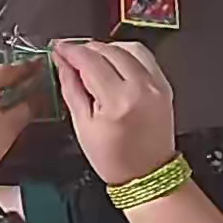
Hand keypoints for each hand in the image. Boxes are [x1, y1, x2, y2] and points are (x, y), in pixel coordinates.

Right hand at [52, 40, 176, 185]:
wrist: (147, 174)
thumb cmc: (113, 158)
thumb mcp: (82, 125)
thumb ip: (71, 88)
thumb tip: (63, 63)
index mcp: (117, 101)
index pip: (89, 61)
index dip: (70, 50)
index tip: (58, 48)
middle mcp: (140, 88)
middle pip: (108, 50)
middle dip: (85, 48)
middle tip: (70, 54)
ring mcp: (156, 85)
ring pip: (129, 47)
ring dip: (106, 48)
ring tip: (92, 59)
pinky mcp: (164, 85)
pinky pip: (144, 57)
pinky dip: (126, 54)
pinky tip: (113, 64)